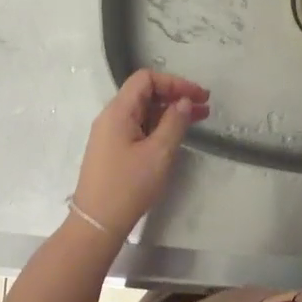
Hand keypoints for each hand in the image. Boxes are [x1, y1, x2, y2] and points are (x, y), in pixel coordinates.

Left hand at [71, 70, 210, 236]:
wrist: (97, 222)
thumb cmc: (128, 186)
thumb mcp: (159, 153)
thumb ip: (174, 123)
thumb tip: (185, 101)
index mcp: (118, 112)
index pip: (146, 79)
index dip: (174, 83)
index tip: (198, 96)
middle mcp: (111, 117)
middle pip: (144, 94)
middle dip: (175, 96)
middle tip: (205, 107)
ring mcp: (110, 134)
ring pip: (143, 112)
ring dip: (170, 112)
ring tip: (198, 119)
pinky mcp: (113, 150)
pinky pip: (138, 128)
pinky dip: (159, 126)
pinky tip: (176, 135)